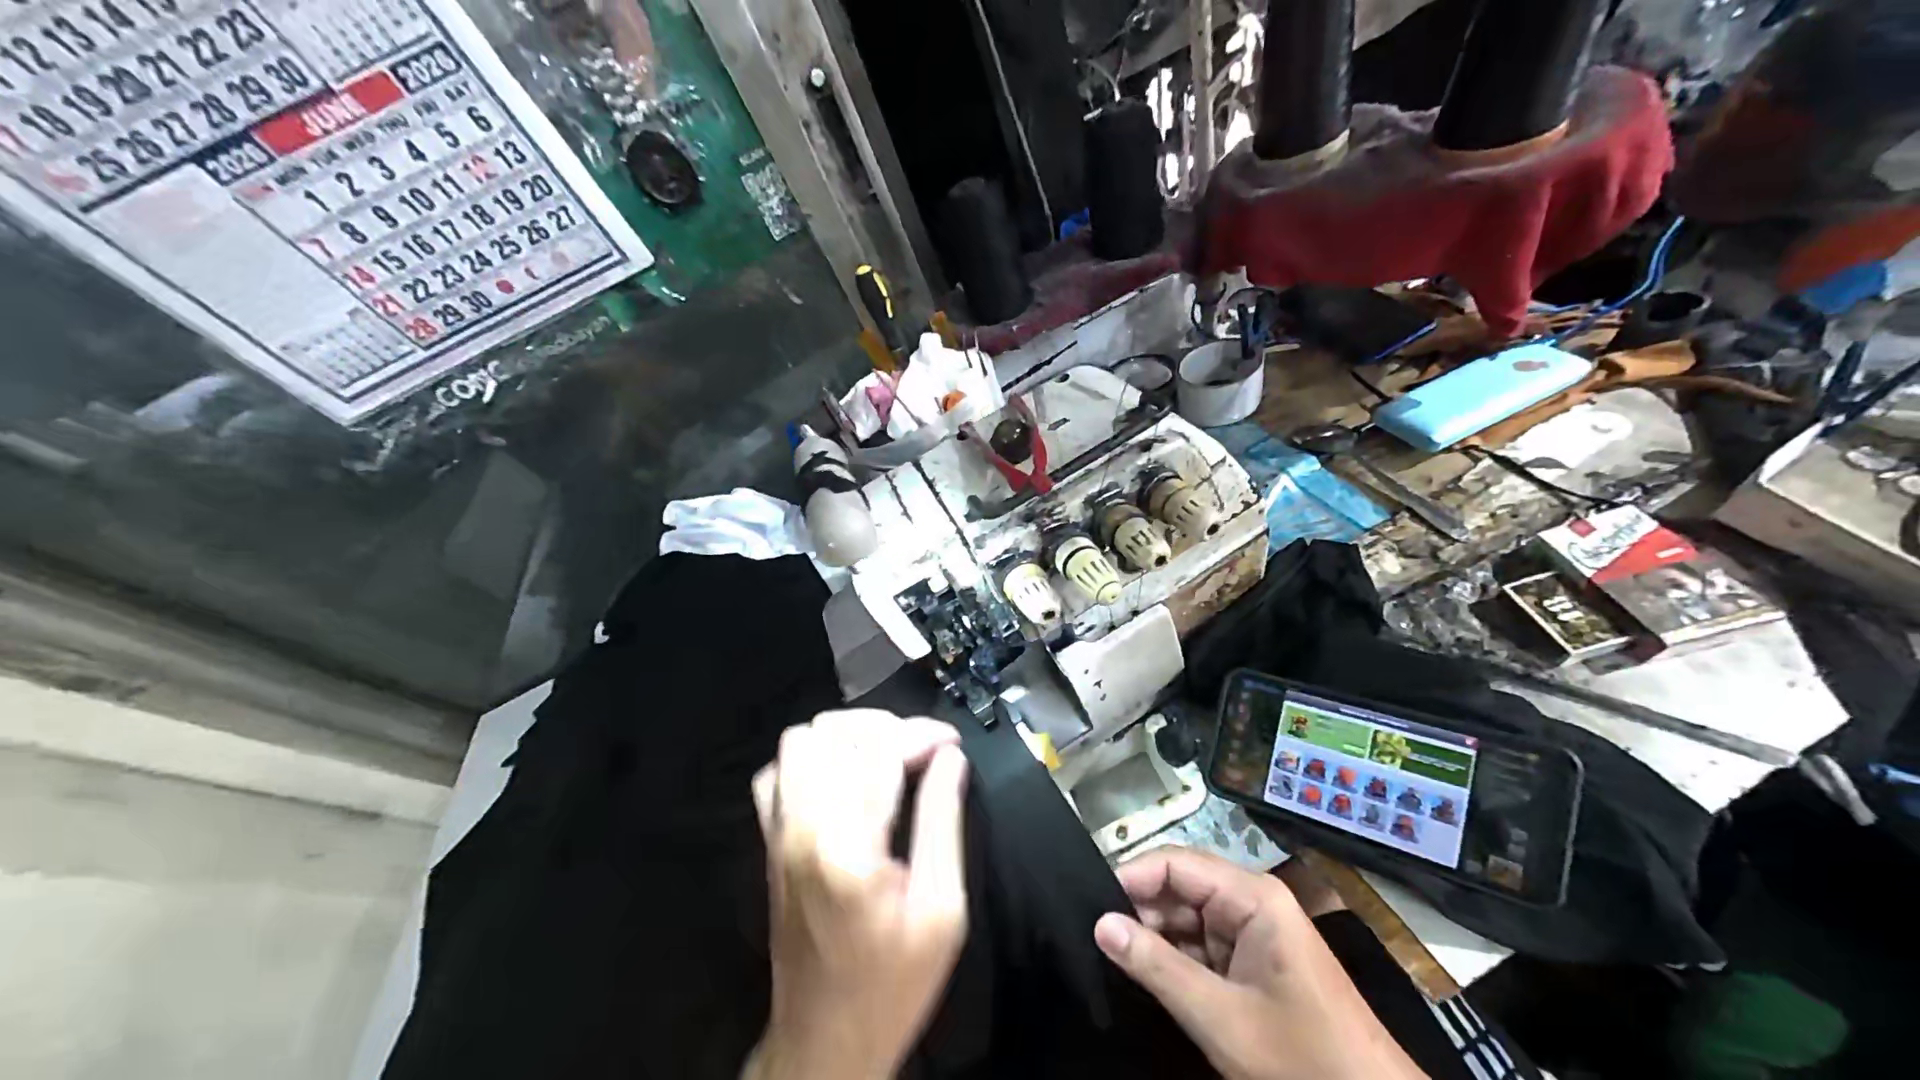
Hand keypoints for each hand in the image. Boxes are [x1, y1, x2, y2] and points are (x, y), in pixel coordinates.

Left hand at [743, 710, 969, 1079]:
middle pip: (836, 732)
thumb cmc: (892, 984)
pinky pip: (776, 771)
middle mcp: (803, 827)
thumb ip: (943, 822)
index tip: (952, 743)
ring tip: (886, 757)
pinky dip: (811, 757)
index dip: (922, 734)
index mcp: (849, 847)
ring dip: (849, 735)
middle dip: (888, 727)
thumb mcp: (941, 910)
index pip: (881, 750)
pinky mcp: (769, 840)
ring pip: (801, 739)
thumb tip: (951, 759)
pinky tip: (842, 776)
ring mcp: (778, 831)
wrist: (823, 1038)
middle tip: (923, 752)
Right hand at [1095, 847, 1426, 1079]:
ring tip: (1117, 960)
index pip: (1175, 863)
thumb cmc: (1301, 1060)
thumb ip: (1155, 966)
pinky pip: (1202, 943)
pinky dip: (1175, 958)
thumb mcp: (1219, 1016)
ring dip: (1156, 938)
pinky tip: (1150, 977)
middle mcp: (1252, 901)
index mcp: (1252, 897)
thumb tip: (1099, 924)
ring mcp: (1254, 931)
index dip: (1131, 878)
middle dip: (1141, 910)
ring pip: (1186, 916)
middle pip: (1180, 886)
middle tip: (1099, 940)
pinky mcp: (1253, 960)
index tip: (1091, 906)